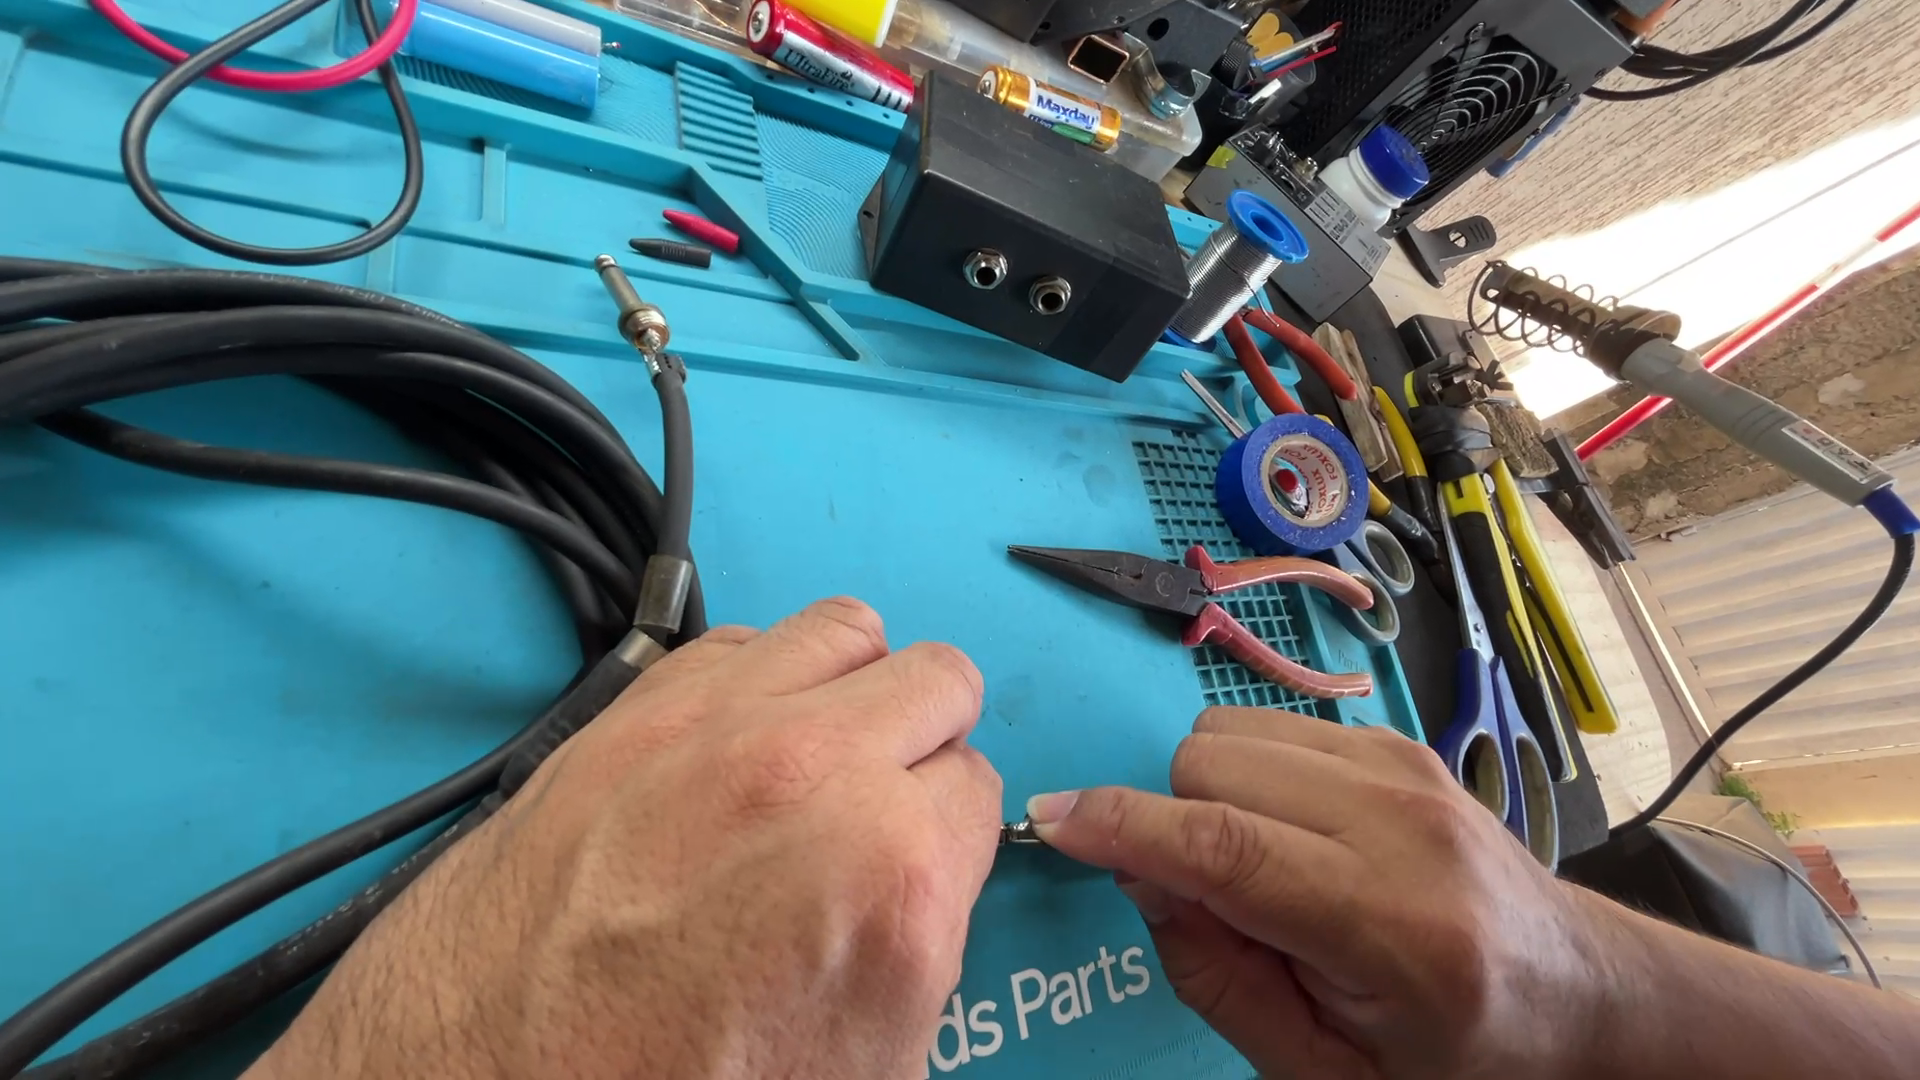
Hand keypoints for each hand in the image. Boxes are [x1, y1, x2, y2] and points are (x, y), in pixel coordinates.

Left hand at [247, 598, 1002, 1079]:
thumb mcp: (873, 1061)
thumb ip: (931, 925)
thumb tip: (930, 849)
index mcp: (898, 871)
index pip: (978, 782)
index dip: (950, 823)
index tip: (918, 846)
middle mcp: (822, 770)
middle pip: (939, 678)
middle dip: (925, 736)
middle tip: (882, 790)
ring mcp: (723, 724)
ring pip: (850, 629)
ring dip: (854, 681)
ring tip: (820, 741)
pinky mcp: (639, 706)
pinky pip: (748, 640)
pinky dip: (763, 677)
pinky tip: (738, 737)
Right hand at [1025, 707, 1603, 1079]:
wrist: (1579, 987)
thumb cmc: (1448, 1053)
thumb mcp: (1319, 1065)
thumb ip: (1208, 968)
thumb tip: (1136, 864)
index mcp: (1396, 927)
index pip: (1226, 847)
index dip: (1124, 827)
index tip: (1054, 818)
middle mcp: (1402, 821)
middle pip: (1208, 764)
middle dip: (1175, 820)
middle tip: (1215, 889)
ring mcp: (1400, 763)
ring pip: (1223, 729)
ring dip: (1206, 790)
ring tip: (1258, 854)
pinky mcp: (1390, 736)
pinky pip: (1259, 722)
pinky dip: (1243, 768)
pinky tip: (1289, 822)